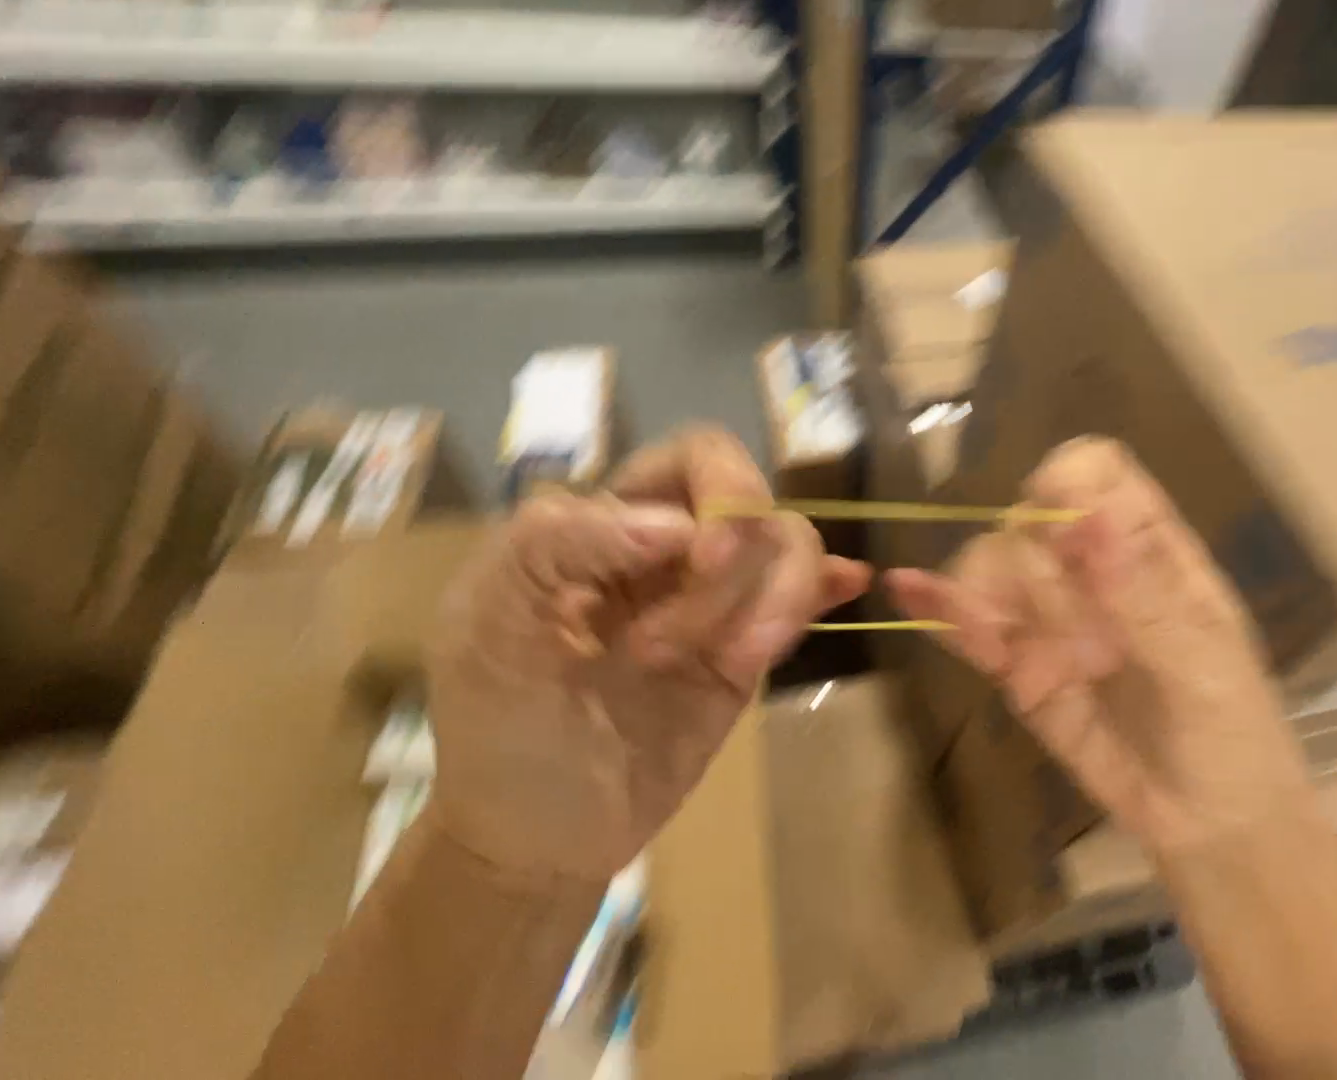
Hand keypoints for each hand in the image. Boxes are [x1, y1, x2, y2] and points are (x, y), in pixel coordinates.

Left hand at [427, 428, 868, 880]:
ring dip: (773, 601)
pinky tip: (848, 587)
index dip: (719, 491)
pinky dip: (823, 587)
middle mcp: (665, 551)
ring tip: (732, 665)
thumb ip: (555, 545)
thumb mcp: (488, 626)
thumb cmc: (498, 729)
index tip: (702, 560)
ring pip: (786, 551)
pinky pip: (796, 601)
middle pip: (753, 502)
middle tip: (692, 645)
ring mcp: (711, 603)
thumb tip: (679, 527)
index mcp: (601, 525)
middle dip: (739, 565)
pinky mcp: (742, 653)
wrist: (538, 836)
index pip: (688, 460)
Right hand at [887, 437, 1311, 854]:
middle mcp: (1091, 570)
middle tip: (1073, 642)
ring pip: (990, 569)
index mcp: (1150, 551)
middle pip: (1028, 524)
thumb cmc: (1231, 735)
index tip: (1061, 535)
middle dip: (1030, 573)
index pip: (1099, 477)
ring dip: (981, 598)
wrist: (1204, 824)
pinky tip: (905, 588)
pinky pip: (969, 627)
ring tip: (1003, 653)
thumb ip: (1143, 596)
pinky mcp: (1015, 666)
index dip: (1069, 487)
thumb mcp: (1203, 666)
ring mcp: (1049, 617)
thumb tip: (1090, 519)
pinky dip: (937, 607)